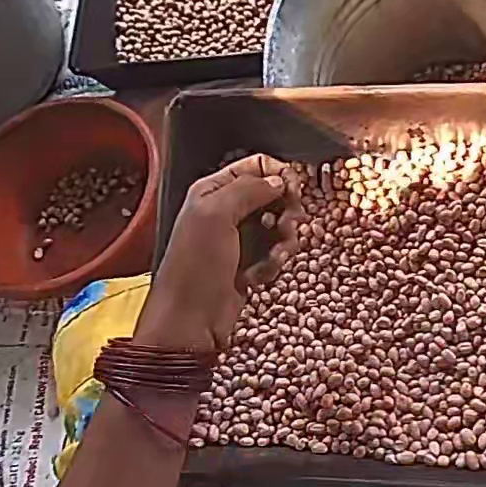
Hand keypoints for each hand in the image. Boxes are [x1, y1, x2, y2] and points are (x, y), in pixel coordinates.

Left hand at [134, 154, 304, 353]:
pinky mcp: (249, 265)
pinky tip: (260, 276)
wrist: (191, 318)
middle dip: (286, 211)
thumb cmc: (195, 265)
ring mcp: (239, 240)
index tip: (294, 190)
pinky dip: (273, 264)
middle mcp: (226, 212)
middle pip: (273, 197)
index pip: (255, 167)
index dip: (278, 175)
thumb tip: (280, 180)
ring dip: (283, 242)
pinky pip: (275, 254)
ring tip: (275, 257)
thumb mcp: (216, 214)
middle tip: (287, 226)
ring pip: (279, 227)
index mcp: (213, 191)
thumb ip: (248, 189)